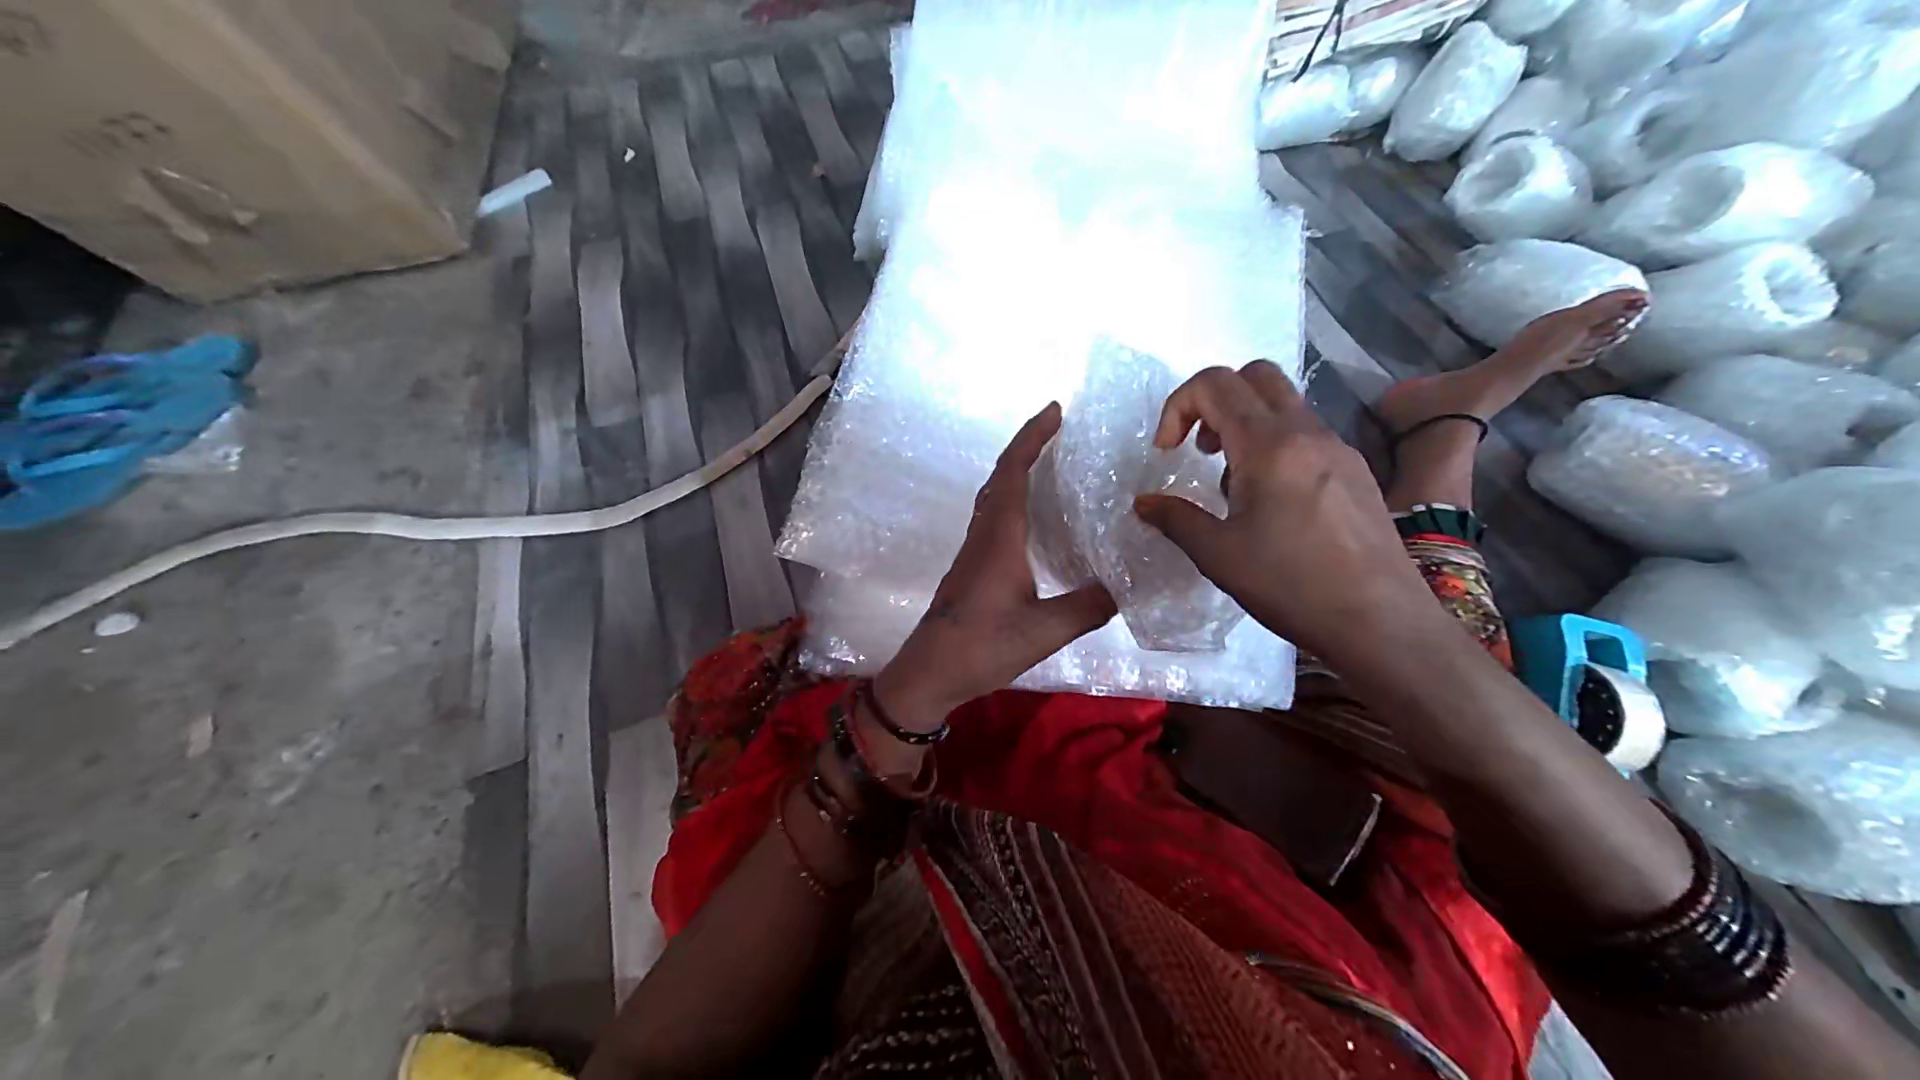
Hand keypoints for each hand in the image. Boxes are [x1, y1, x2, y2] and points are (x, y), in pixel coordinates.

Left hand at [874, 403, 1117, 731]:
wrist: (929, 672)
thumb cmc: (980, 647)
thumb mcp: (1043, 631)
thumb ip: (1087, 607)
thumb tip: (1124, 587)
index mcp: (998, 538)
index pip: (1013, 472)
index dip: (1032, 437)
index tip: (1055, 410)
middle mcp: (983, 535)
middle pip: (1001, 476)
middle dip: (1028, 446)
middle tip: (1060, 430)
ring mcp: (974, 551)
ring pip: (994, 496)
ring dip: (1019, 471)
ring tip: (1052, 465)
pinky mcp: (972, 568)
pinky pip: (993, 517)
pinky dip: (1013, 499)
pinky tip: (1033, 519)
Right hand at [1132, 362, 1442, 663]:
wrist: (1381, 621)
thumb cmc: (1291, 585)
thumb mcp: (1218, 555)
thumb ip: (1176, 519)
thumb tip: (1144, 503)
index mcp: (1269, 444)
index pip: (1214, 384)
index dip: (1177, 406)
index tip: (1167, 453)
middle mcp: (1307, 433)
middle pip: (1254, 375)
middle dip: (1213, 401)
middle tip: (1197, 449)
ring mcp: (1338, 448)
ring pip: (1283, 403)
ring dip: (1244, 424)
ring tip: (1231, 483)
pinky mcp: (1355, 471)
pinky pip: (1305, 434)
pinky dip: (1274, 446)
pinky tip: (1272, 503)